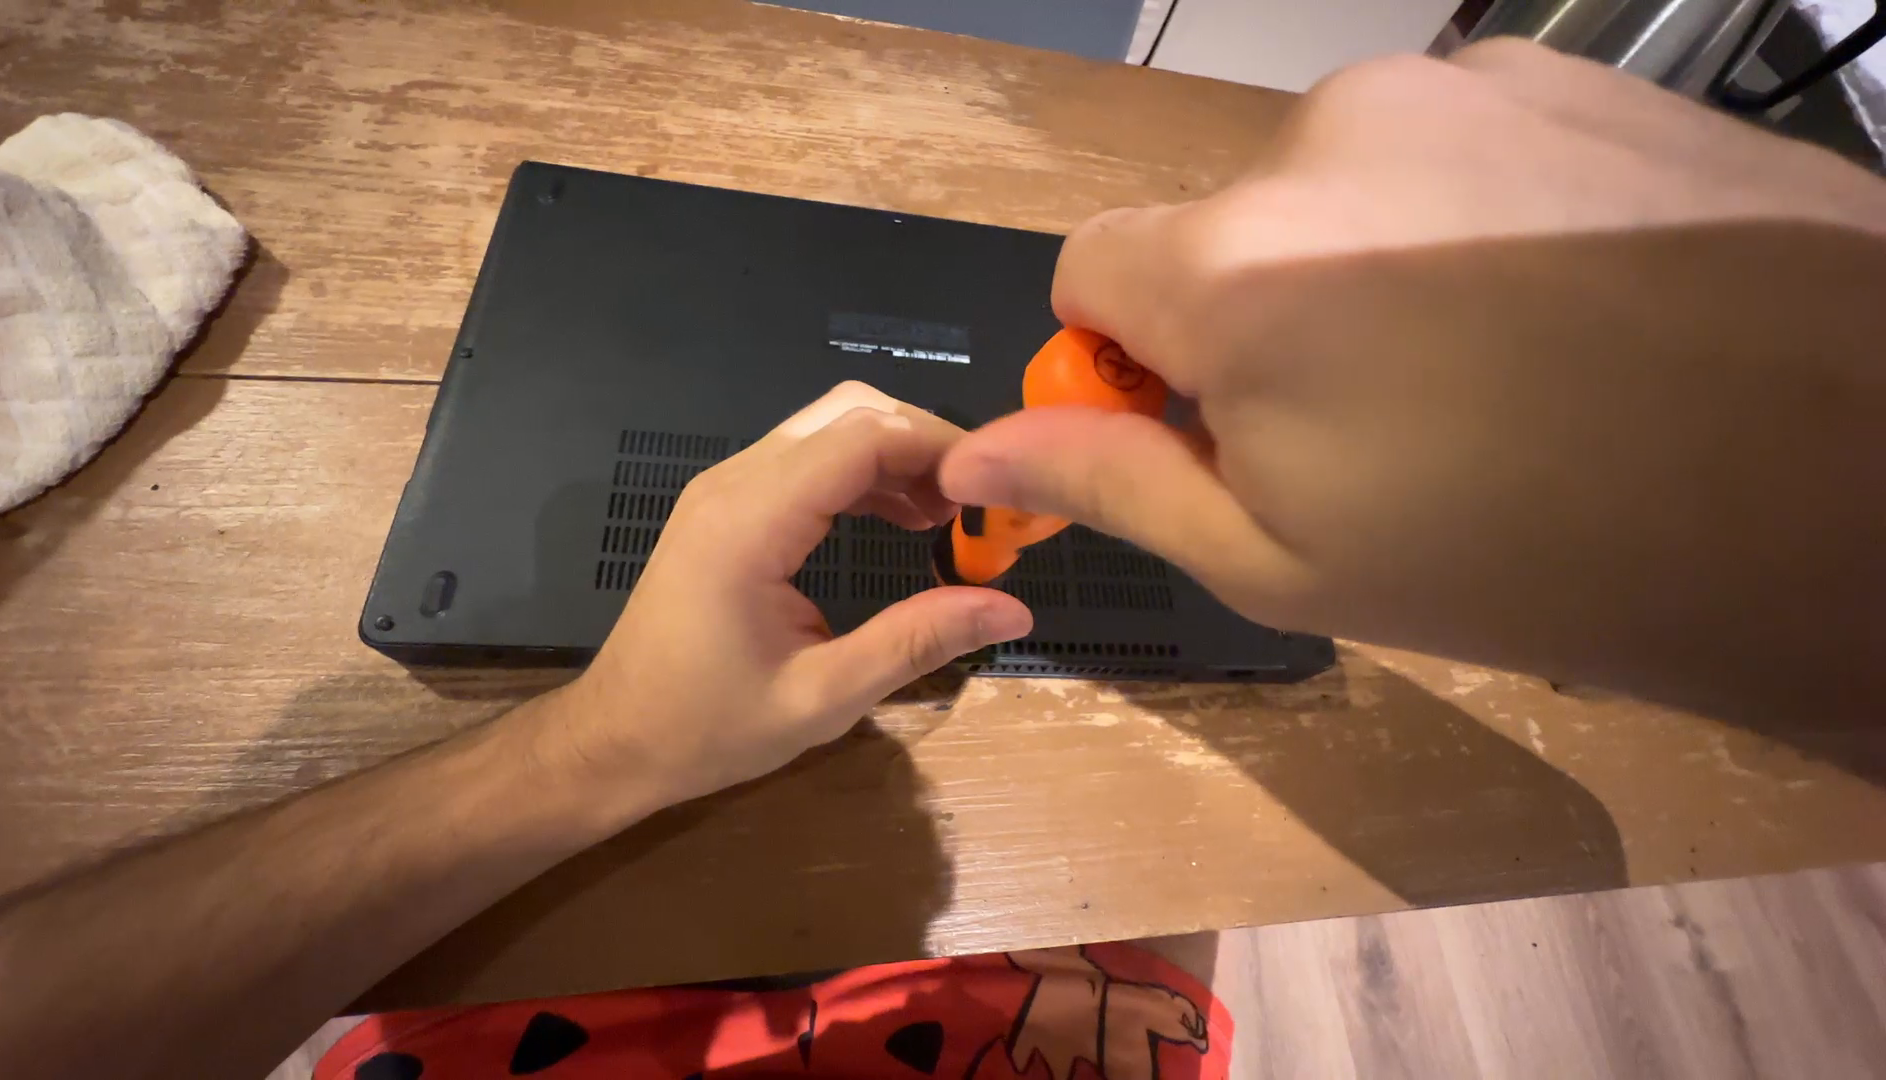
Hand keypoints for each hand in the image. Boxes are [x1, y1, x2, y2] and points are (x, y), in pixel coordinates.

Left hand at [544, 382, 1032, 807]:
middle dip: (923, 444)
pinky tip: (898, 517)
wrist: (615, 739)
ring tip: (945, 515)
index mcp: (751, 522)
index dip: (938, 449)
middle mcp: (735, 483)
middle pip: (848, 412)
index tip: (992, 495)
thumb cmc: (709, 728)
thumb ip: (917, 641)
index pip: (862, 437)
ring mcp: (726, 488)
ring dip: (895, 456)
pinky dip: (863, 474)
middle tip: (973, 506)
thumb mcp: (824, 698)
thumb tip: (1011, 609)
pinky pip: (808, 459)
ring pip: (830, 427)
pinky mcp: (728, 504)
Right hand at [941, 41, 1885, 717]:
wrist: (1855, 488)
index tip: (1185, 422)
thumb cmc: (1509, 555)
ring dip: (1321, 277)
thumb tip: (968, 452)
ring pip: (1300, 195)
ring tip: (1442, 372)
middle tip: (1333, 425)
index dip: (1109, 355)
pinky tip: (1521, 305)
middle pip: (1194, 234)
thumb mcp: (1265, 554)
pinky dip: (1416, 229)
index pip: (1082, 268)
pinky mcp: (1553, 72)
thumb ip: (1102, 481)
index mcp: (1231, 268)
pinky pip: (1410, 156)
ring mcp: (1449, 84)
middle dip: (1221, 325)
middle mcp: (1317, 140)